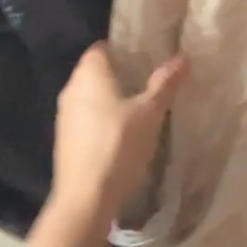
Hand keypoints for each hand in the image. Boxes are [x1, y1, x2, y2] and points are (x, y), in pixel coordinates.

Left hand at [51, 43, 186, 222]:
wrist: (84, 200)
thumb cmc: (117, 145)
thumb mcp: (149, 113)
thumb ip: (164, 84)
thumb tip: (182, 57)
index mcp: (89, 73)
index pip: (102, 47)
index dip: (123, 48)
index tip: (146, 55)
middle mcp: (71, 88)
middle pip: (96, 71)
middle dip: (120, 74)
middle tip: (149, 80)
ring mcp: (64, 116)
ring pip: (90, 96)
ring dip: (110, 99)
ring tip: (139, 107)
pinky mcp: (64, 140)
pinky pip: (85, 118)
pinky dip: (101, 119)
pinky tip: (121, 134)